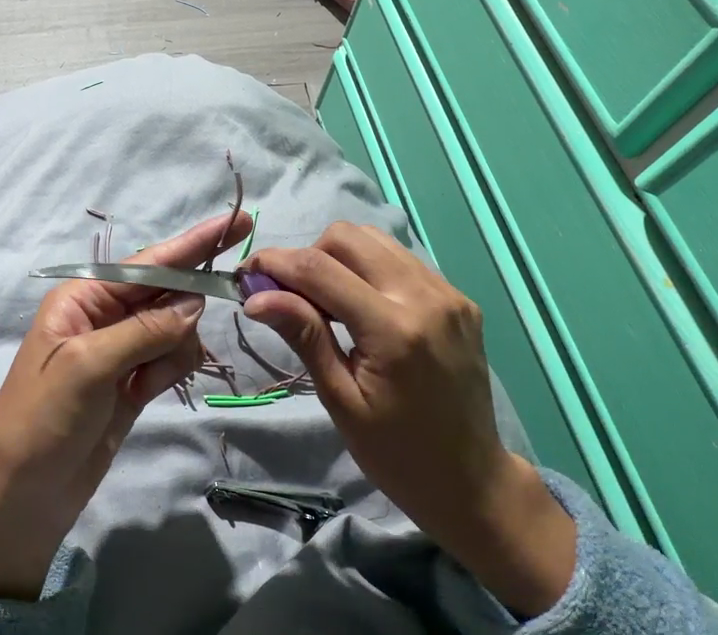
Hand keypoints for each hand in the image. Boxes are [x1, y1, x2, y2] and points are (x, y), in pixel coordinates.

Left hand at [0, 211, 252, 599]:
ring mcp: (121, 349)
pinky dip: (168, 373)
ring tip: (140, 386)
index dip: (194, 243)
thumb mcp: (88, 365)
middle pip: (167, 292)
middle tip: (166, 345)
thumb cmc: (43, 418)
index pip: (149, 262)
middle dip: (183, 311)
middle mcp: (104, 314)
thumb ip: (145, 330)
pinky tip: (141, 396)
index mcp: (83, 296)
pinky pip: (172, 359)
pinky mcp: (134, 382)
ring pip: (177, 329)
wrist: (24, 494)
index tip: (240, 223)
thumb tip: (195, 302)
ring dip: (171, 353)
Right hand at [242, 223, 574, 618]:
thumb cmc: (397, 454)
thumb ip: (305, 336)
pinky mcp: (460, 299)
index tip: (246, 276)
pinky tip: (362, 306)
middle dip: (308, 256)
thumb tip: (256, 295)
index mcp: (394, 330)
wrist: (472, 481)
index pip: (318, 269)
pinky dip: (370, 269)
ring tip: (326, 300)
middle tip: (290, 295)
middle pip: (347, 237)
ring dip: (339, 258)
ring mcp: (448, 294)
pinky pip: (402, 260)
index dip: (274, 264)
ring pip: (375, 239)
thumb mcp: (341, 401)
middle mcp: (425, 297)